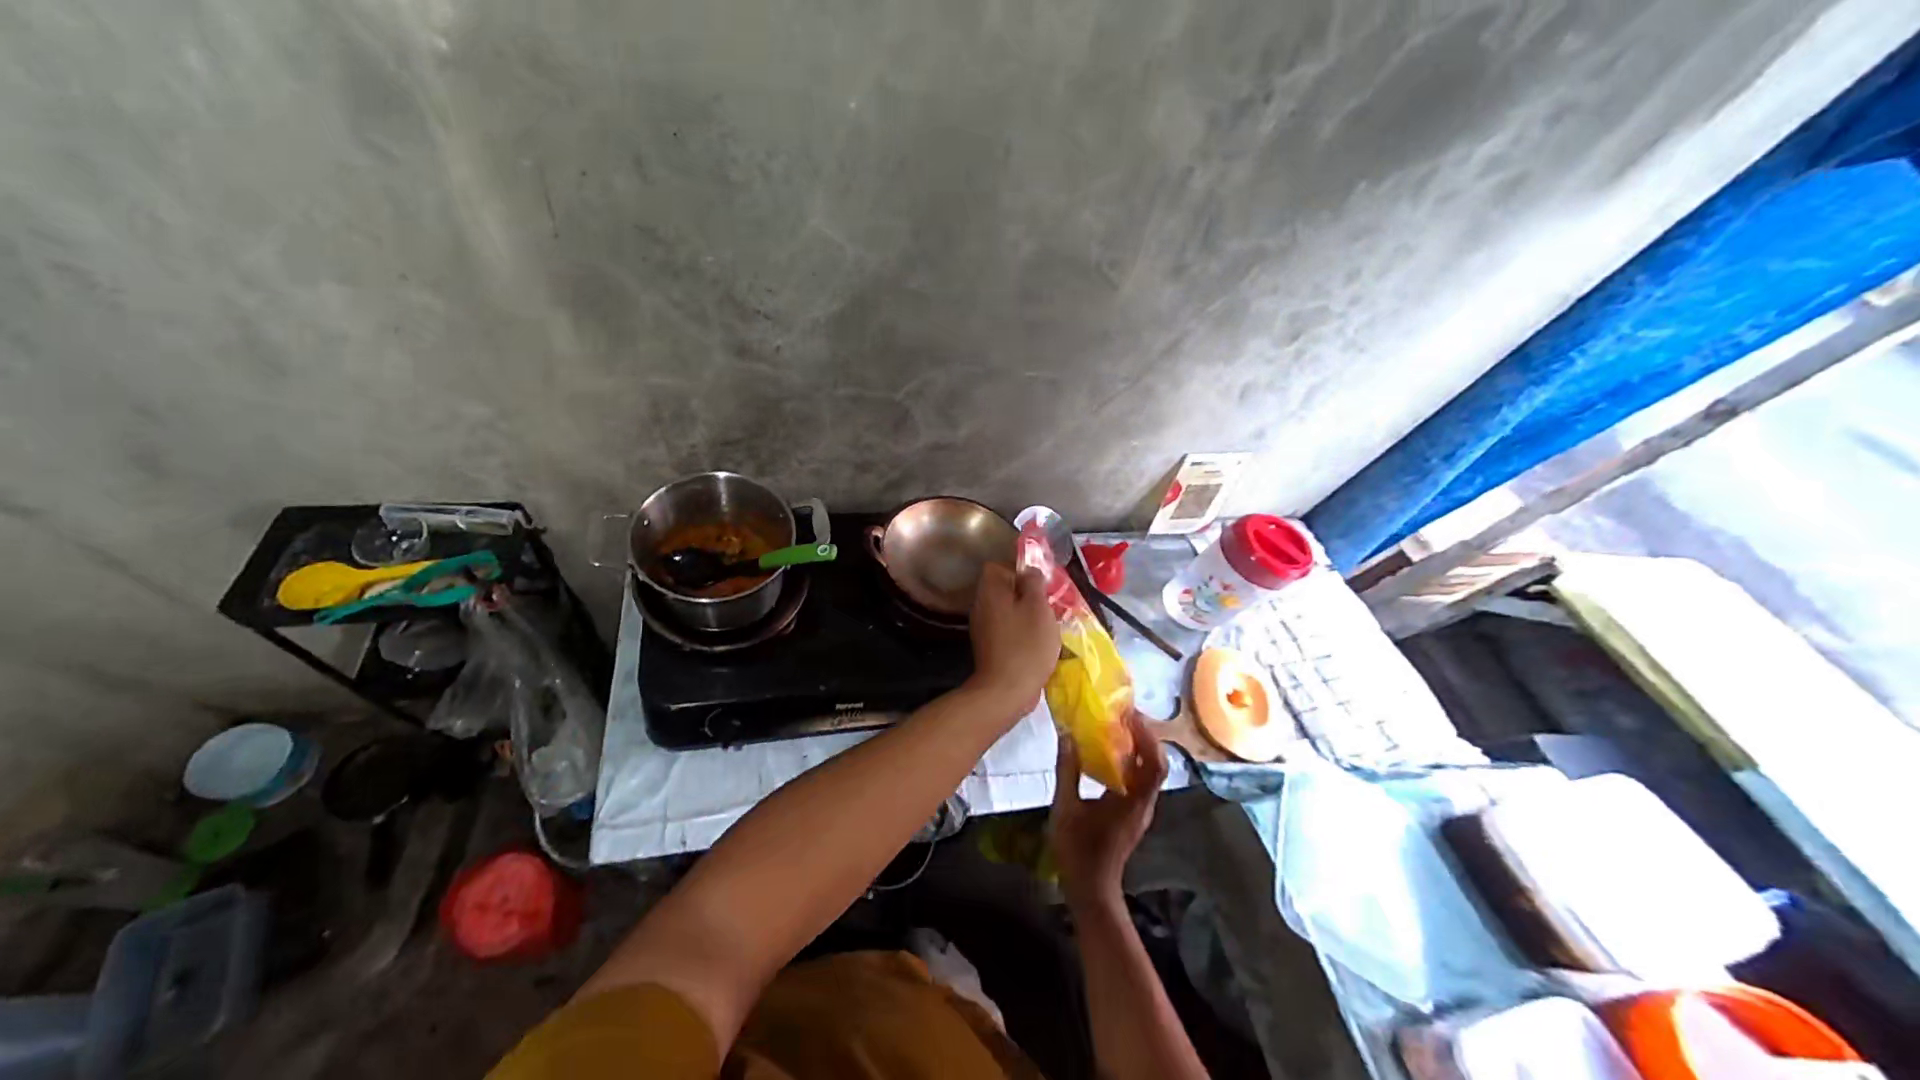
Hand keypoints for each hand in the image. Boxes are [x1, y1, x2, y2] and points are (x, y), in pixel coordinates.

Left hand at [966, 563, 1058, 717]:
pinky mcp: (989, 646)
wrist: (1006, 690)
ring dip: (1026, 613)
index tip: (1040, 582)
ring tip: (1047, 623)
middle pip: (1003, 588)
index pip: (999, 566)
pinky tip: (1037, 641)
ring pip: (1007, 609)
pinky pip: (1007, 627)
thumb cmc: (1026, 644)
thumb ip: (1033, 582)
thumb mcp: (1037, 607)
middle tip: (1048, 603)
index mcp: (990, 590)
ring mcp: (982, 626)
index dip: (1020, 569)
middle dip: (1027, 593)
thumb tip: (1028, 570)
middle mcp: (981, 604)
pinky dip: (1021, 630)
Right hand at [1050, 710, 1167, 907]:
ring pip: (1149, 772)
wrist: (1091, 890)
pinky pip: (1139, 781)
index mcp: (1132, 800)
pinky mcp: (1133, 814)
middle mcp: (1144, 803)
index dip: (1145, 735)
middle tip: (1124, 715)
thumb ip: (1068, 771)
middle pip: (1156, 763)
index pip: (1152, 762)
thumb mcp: (1065, 808)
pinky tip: (1110, 755)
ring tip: (1117, 728)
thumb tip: (1068, 736)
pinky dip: (1131, 762)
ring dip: (1139, 748)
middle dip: (1145, 736)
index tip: (1128, 713)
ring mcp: (1141, 810)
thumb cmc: (1078, 851)